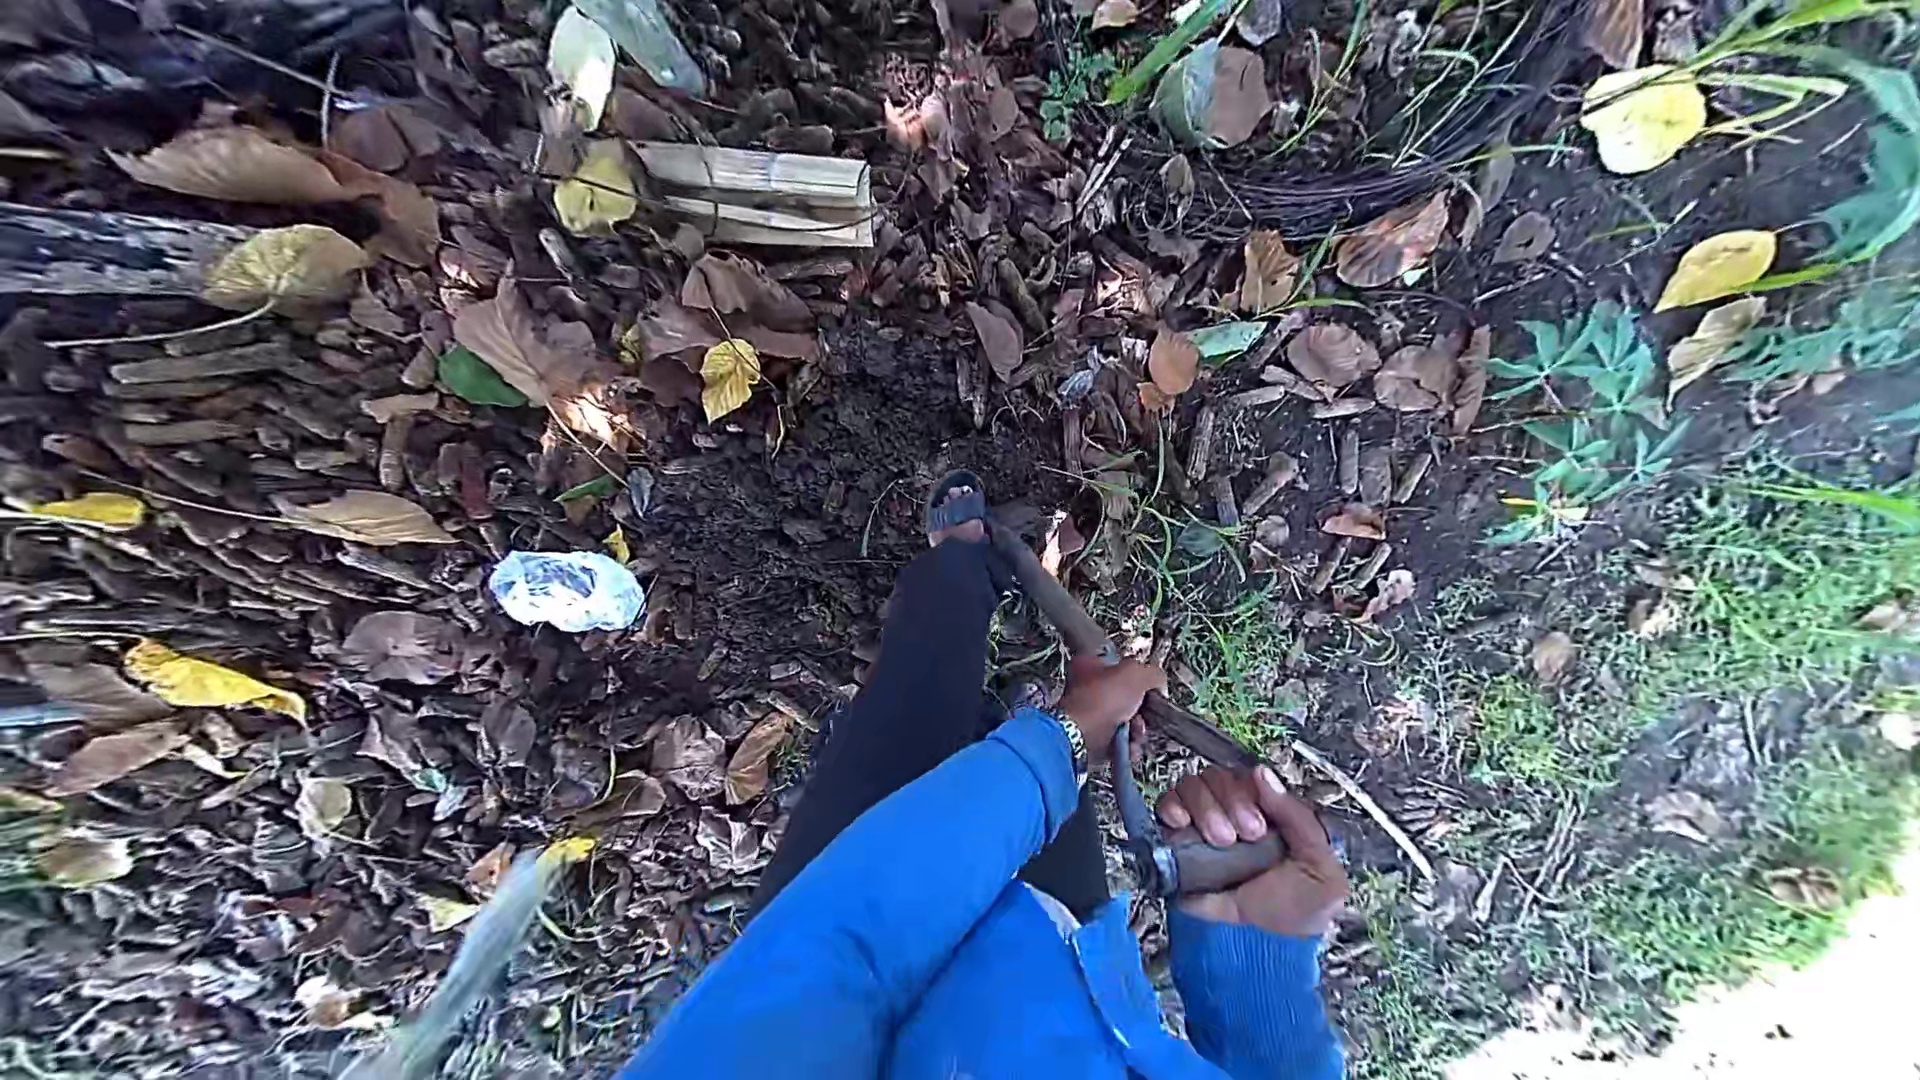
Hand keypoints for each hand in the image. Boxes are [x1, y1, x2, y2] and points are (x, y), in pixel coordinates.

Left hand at [1055, 656, 1164, 764]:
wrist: (1081, 738)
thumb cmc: (1099, 701)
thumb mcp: (1135, 674)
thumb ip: (1152, 673)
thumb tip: (1159, 682)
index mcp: (1089, 664)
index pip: (1121, 665)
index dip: (1138, 677)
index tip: (1149, 686)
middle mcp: (1086, 688)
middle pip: (1128, 697)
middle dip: (1141, 709)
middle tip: (1141, 713)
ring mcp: (1090, 715)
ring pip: (1127, 721)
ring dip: (1137, 730)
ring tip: (1134, 731)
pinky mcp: (1094, 739)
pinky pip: (1121, 741)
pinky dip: (1129, 745)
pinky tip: (1128, 744)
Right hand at [1157, 765, 1347, 936]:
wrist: (1263, 946)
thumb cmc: (1297, 907)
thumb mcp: (1320, 866)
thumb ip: (1298, 818)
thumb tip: (1262, 773)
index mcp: (1268, 808)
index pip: (1247, 776)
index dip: (1248, 793)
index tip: (1258, 828)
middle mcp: (1233, 807)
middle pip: (1217, 776)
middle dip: (1227, 803)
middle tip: (1239, 838)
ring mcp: (1203, 819)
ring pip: (1191, 785)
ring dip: (1203, 808)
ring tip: (1218, 841)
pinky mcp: (1178, 834)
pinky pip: (1166, 803)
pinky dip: (1171, 806)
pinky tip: (1181, 823)